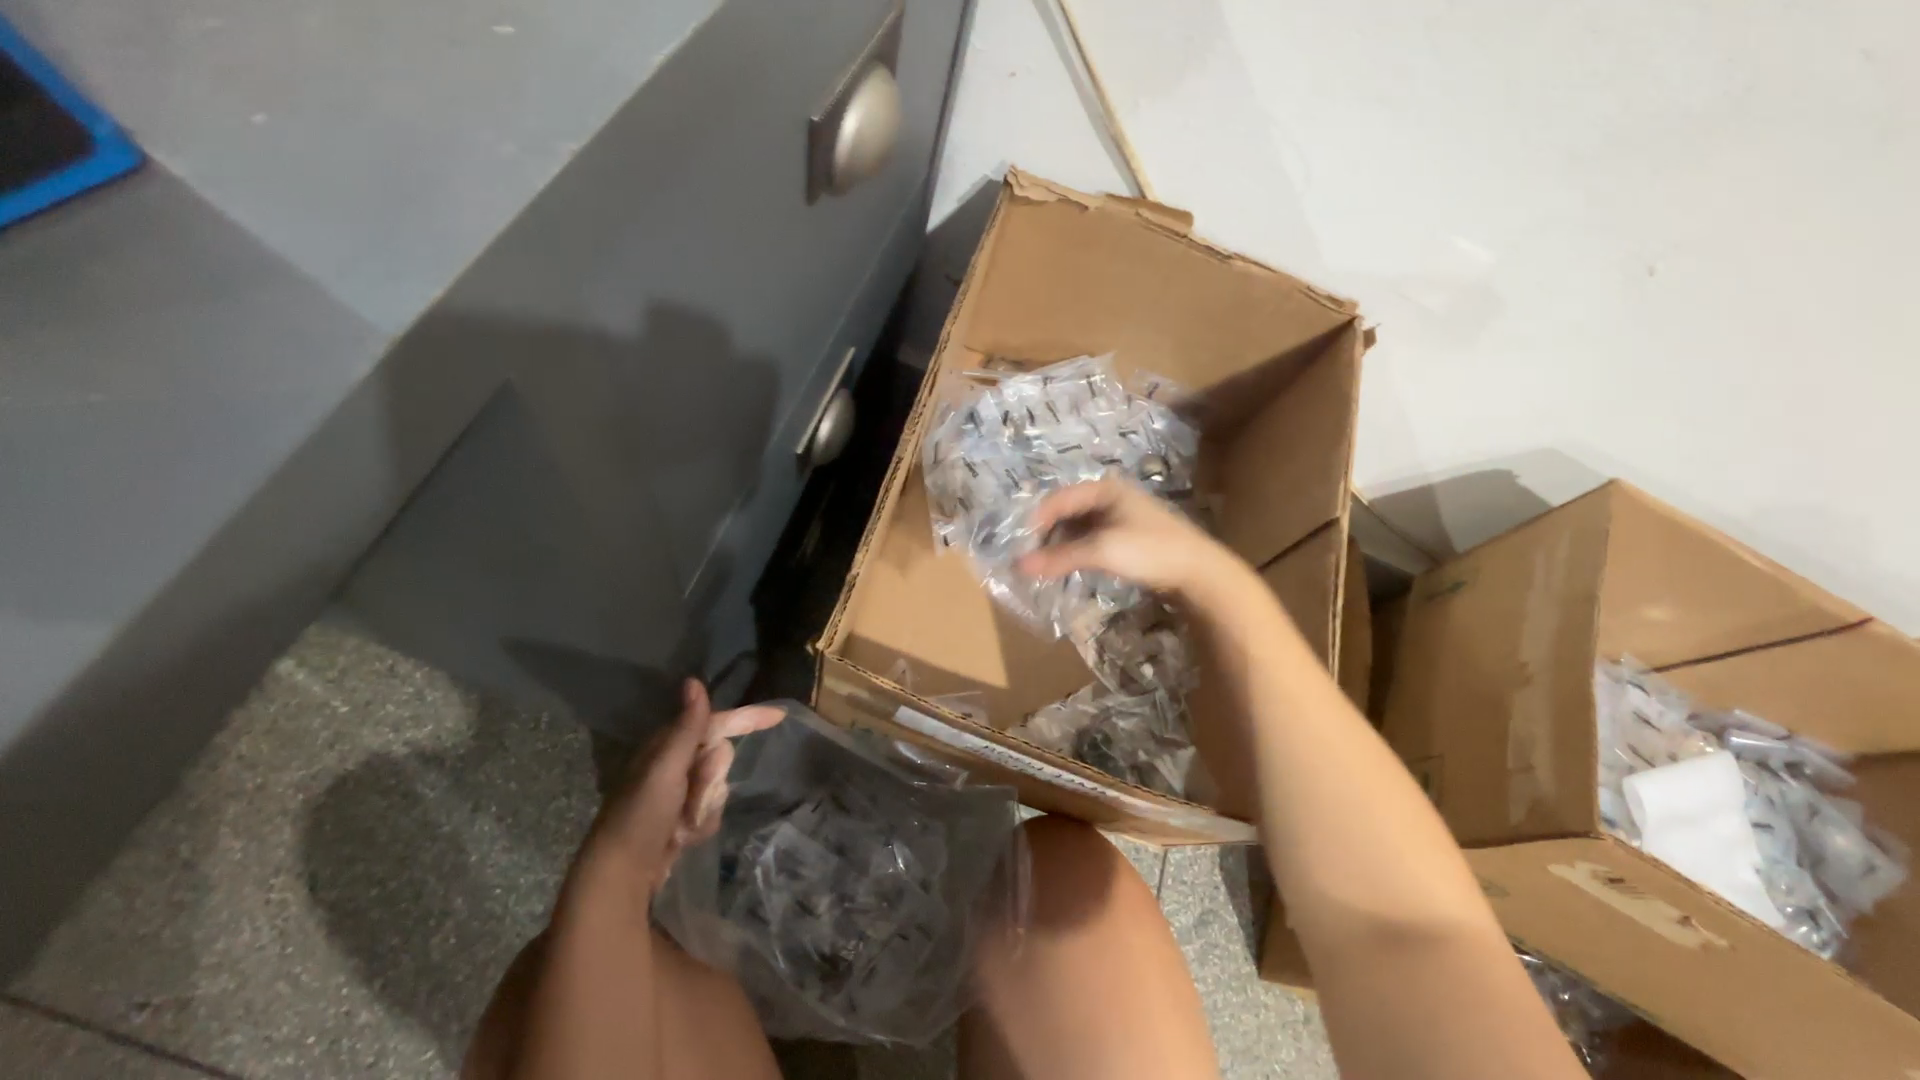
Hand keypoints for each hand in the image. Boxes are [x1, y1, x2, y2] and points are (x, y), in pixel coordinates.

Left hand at [581, 680, 783, 898]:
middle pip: (721, 756)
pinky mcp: (683, 817)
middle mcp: (674, 763)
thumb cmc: (641, 815)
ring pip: (719, 786)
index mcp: (668, 745)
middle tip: (691, 797)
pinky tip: (683, 836)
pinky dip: (703, 823)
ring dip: (706, 805)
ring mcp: (680, 792)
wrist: (623, 873)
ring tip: (682, 824)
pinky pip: (713, 809)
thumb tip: (694, 681)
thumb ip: (687, 728)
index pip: (715, 722)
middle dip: (712, 778)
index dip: (746, 718)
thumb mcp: (665, 768)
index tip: (779, 715)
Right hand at [1014, 477, 1236, 597]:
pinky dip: (1075, 553)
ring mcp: (1120, 518)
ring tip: (1042, 567)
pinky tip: (1066, 569)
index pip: (1057, 499)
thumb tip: (1019, 566)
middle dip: (1045, 535)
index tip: (1016, 546)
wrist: (1199, 572)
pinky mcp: (1126, 539)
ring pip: (1077, 529)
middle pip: (1066, 512)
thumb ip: (1060, 557)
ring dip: (1059, 547)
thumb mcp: (1102, 551)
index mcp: (1105, 488)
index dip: (1035, 522)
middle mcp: (1110, 497)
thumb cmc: (1151, 551)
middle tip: (1026, 558)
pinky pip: (1090, 541)